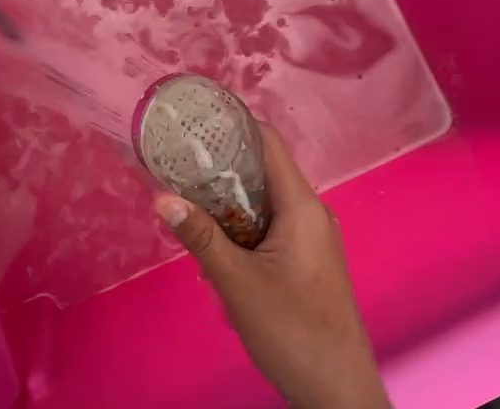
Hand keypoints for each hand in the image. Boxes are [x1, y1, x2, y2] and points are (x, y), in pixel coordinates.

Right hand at [157, 125, 391, 408]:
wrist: (338, 394)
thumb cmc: (293, 330)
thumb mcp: (238, 283)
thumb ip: (201, 237)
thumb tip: (161, 198)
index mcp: (303, 207)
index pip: (269, 143)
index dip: (235, 123)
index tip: (197, 118)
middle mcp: (311, 213)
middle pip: (264, 170)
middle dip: (221, 164)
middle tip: (179, 157)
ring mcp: (311, 238)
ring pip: (265, 201)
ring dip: (229, 199)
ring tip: (186, 194)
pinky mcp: (306, 261)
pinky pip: (270, 226)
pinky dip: (242, 224)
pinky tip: (214, 238)